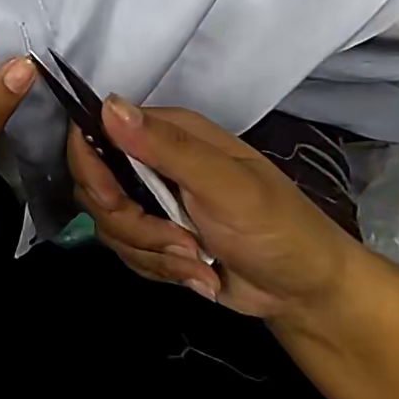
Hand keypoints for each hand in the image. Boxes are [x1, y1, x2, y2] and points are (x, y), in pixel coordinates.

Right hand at [67, 97, 361, 319]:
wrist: (306, 293)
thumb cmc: (278, 228)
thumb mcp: (226, 185)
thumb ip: (167, 147)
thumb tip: (109, 105)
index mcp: (168, 134)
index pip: (96, 133)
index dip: (92, 168)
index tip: (115, 200)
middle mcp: (151, 161)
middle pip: (95, 187)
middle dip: (131, 224)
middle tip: (178, 239)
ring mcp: (150, 201)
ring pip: (109, 225)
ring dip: (152, 252)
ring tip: (198, 259)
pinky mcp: (153, 237)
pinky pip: (125, 251)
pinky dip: (159, 268)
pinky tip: (198, 271)